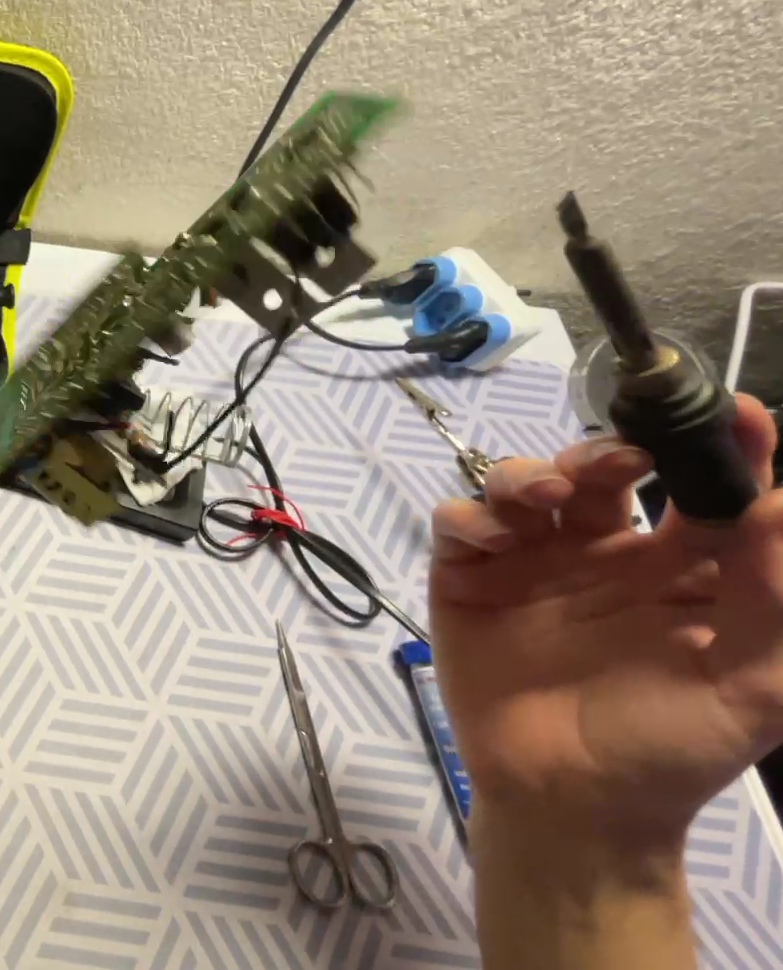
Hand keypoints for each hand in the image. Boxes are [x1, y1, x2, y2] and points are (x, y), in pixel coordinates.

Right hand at [428, 394, 782, 849]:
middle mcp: (600, 551)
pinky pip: (458, 524)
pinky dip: (470, 517)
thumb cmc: (670, 744)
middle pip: (597, 472)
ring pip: (517, 484)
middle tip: (616, 458)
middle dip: (603, 450)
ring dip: (526, 472)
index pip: (703, 492)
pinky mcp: (464, 576)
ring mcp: (525, 561)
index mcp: (682, 569)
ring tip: (539, 493)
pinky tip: (490, 540)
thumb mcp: (755, 680)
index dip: (719, 446)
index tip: (728, 411)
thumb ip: (774, 594)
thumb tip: (781, 501)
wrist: (566, 795)